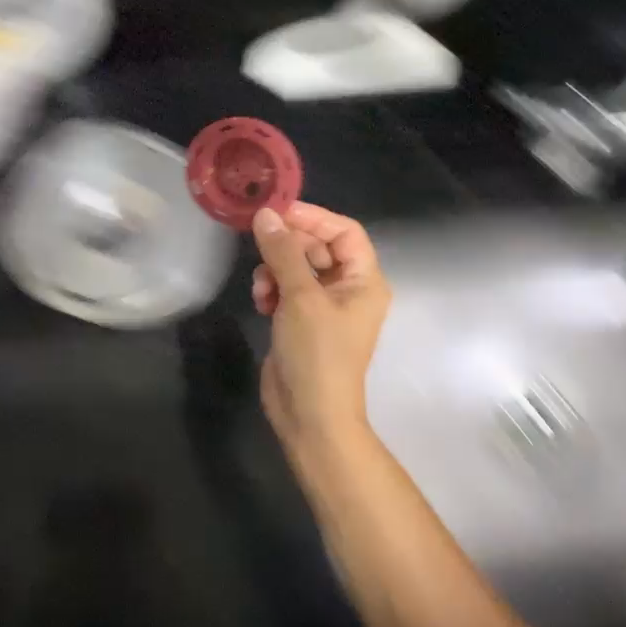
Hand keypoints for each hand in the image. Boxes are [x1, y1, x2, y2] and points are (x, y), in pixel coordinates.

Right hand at [251, 204, 390, 453]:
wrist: (310, 414)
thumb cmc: (317, 353)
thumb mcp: (300, 297)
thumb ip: (283, 252)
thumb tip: (265, 214)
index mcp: (365, 280)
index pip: (345, 231)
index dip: (313, 217)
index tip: (277, 212)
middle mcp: (349, 289)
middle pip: (318, 247)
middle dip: (288, 248)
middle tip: (261, 249)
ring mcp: (324, 307)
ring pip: (296, 268)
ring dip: (274, 270)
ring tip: (262, 289)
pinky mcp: (301, 322)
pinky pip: (286, 290)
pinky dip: (272, 290)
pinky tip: (261, 303)